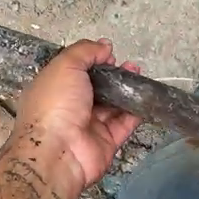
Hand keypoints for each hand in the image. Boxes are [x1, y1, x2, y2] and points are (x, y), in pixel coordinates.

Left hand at [8, 39, 140, 198]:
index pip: (75, 71)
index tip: (108, 53)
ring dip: (127, 89)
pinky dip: (135, 111)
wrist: (57, 152)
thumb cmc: (55, 104)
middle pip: (96, 88)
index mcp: (54, 89)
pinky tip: (145, 97)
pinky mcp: (107, 142)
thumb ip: (85, 51)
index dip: (92, 61)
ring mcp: (89, 126)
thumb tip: (104, 46)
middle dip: (113, 74)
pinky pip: (124, 124)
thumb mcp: (65, 66)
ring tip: (139, 74)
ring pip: (113, 104)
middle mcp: (70, 107)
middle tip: (128, 65)